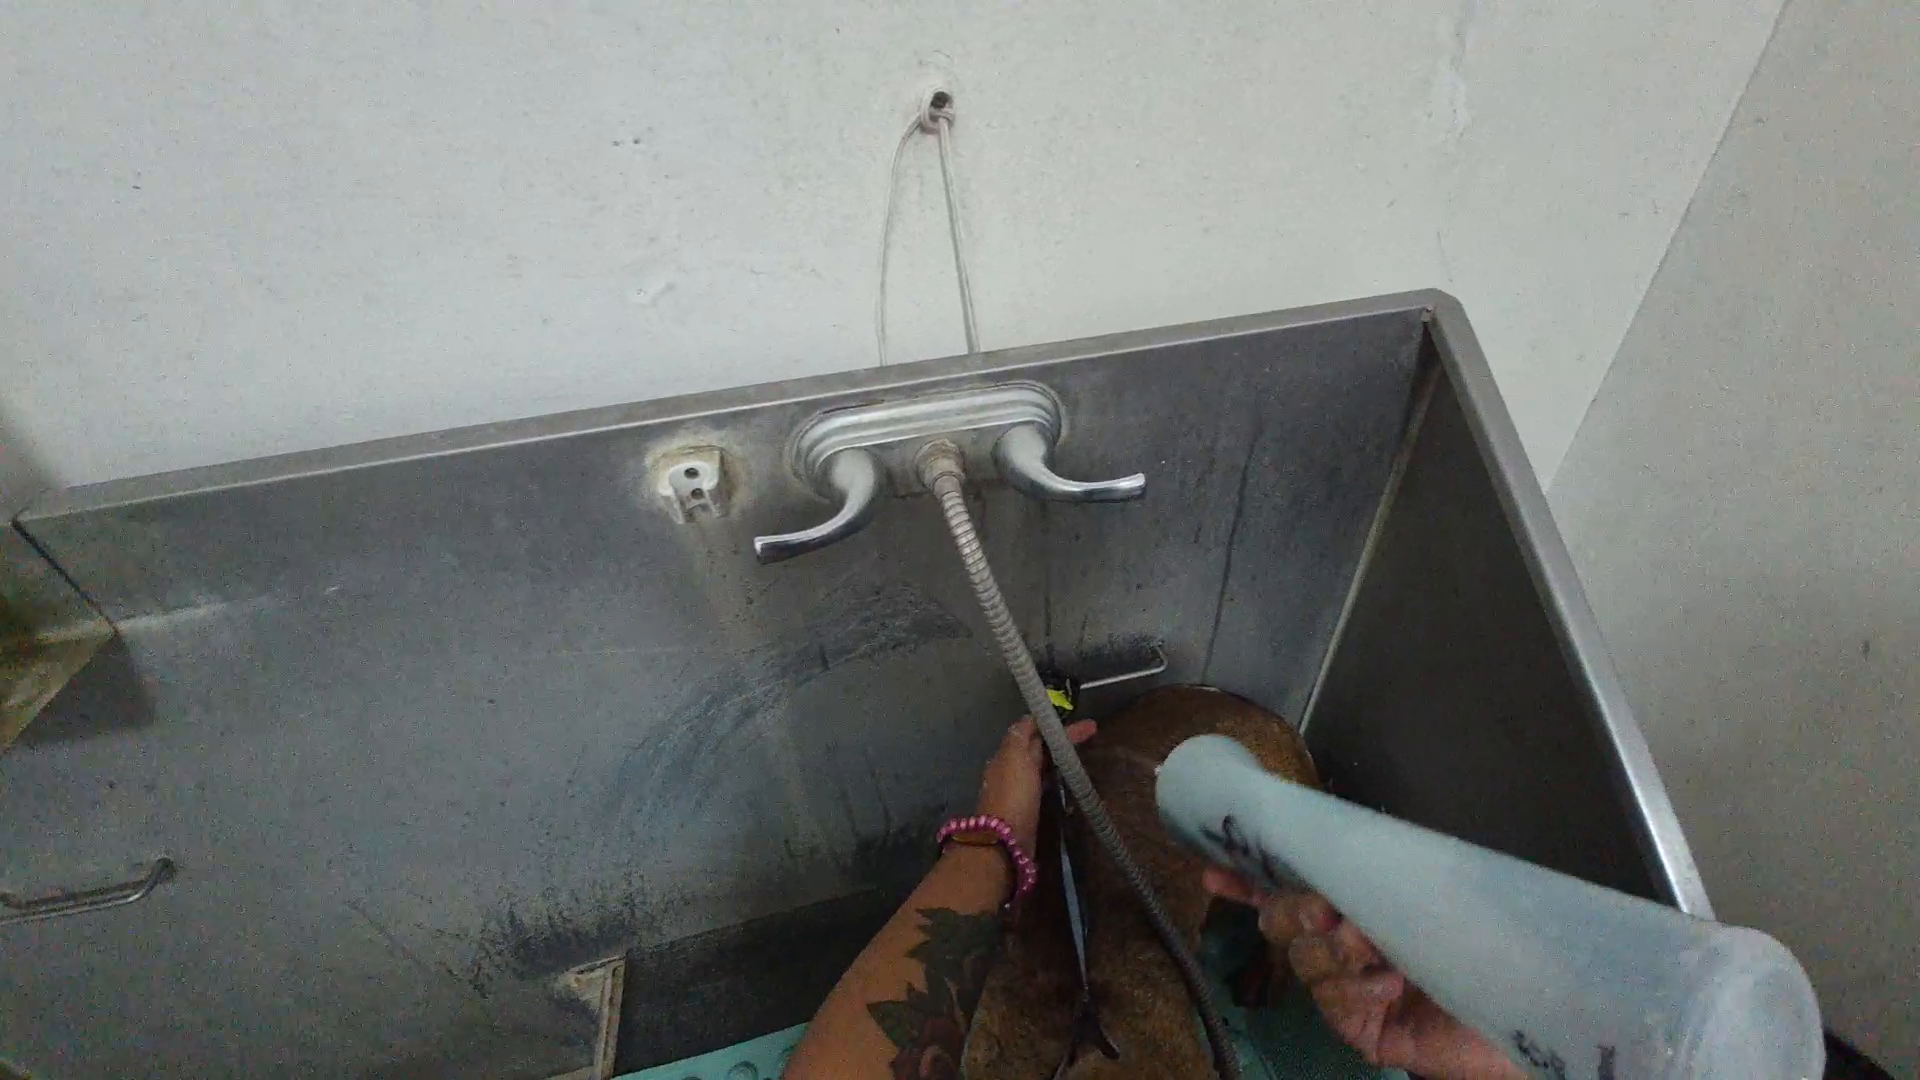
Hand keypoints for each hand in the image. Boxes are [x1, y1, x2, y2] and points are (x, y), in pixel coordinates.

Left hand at [975, 716, 1096, 853]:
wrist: (1006, 843)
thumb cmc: (1013, 795)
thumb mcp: (1015, 758)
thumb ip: (1021, 736)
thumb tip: (1029, 718)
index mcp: (1007, 754)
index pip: (1030, 729)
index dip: (1052, 722)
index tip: (1076, 716)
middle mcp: (1013, 769)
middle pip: (1039, 747)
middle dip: (1062, 738)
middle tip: (1092, 731)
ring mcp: (1022, 790)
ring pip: (1044, 765)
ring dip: (1062, 757)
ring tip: (1087, 751)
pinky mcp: (1032, 809)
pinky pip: (1048, 785)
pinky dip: (1061, 777)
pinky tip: (1074, 779)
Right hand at [1203, 867, 1525, 1079]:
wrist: (1533, 1009)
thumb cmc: (1477, 936)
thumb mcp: (1413, 889)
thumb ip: (1364, 872)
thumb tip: (1315, 854)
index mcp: (1347, 906)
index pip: (1282, 887)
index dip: (1243, 879)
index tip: (1210, 873)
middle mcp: (1336, 946)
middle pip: (1277, 920)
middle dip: (1297, 911)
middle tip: (1332, 913)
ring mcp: (1344, 991)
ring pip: (1301, 958)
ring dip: (1337, 949)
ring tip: (1379, 952)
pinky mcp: (1360, 1030)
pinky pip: (1333, 1002)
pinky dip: (1358, 988)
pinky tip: (1391, 987)